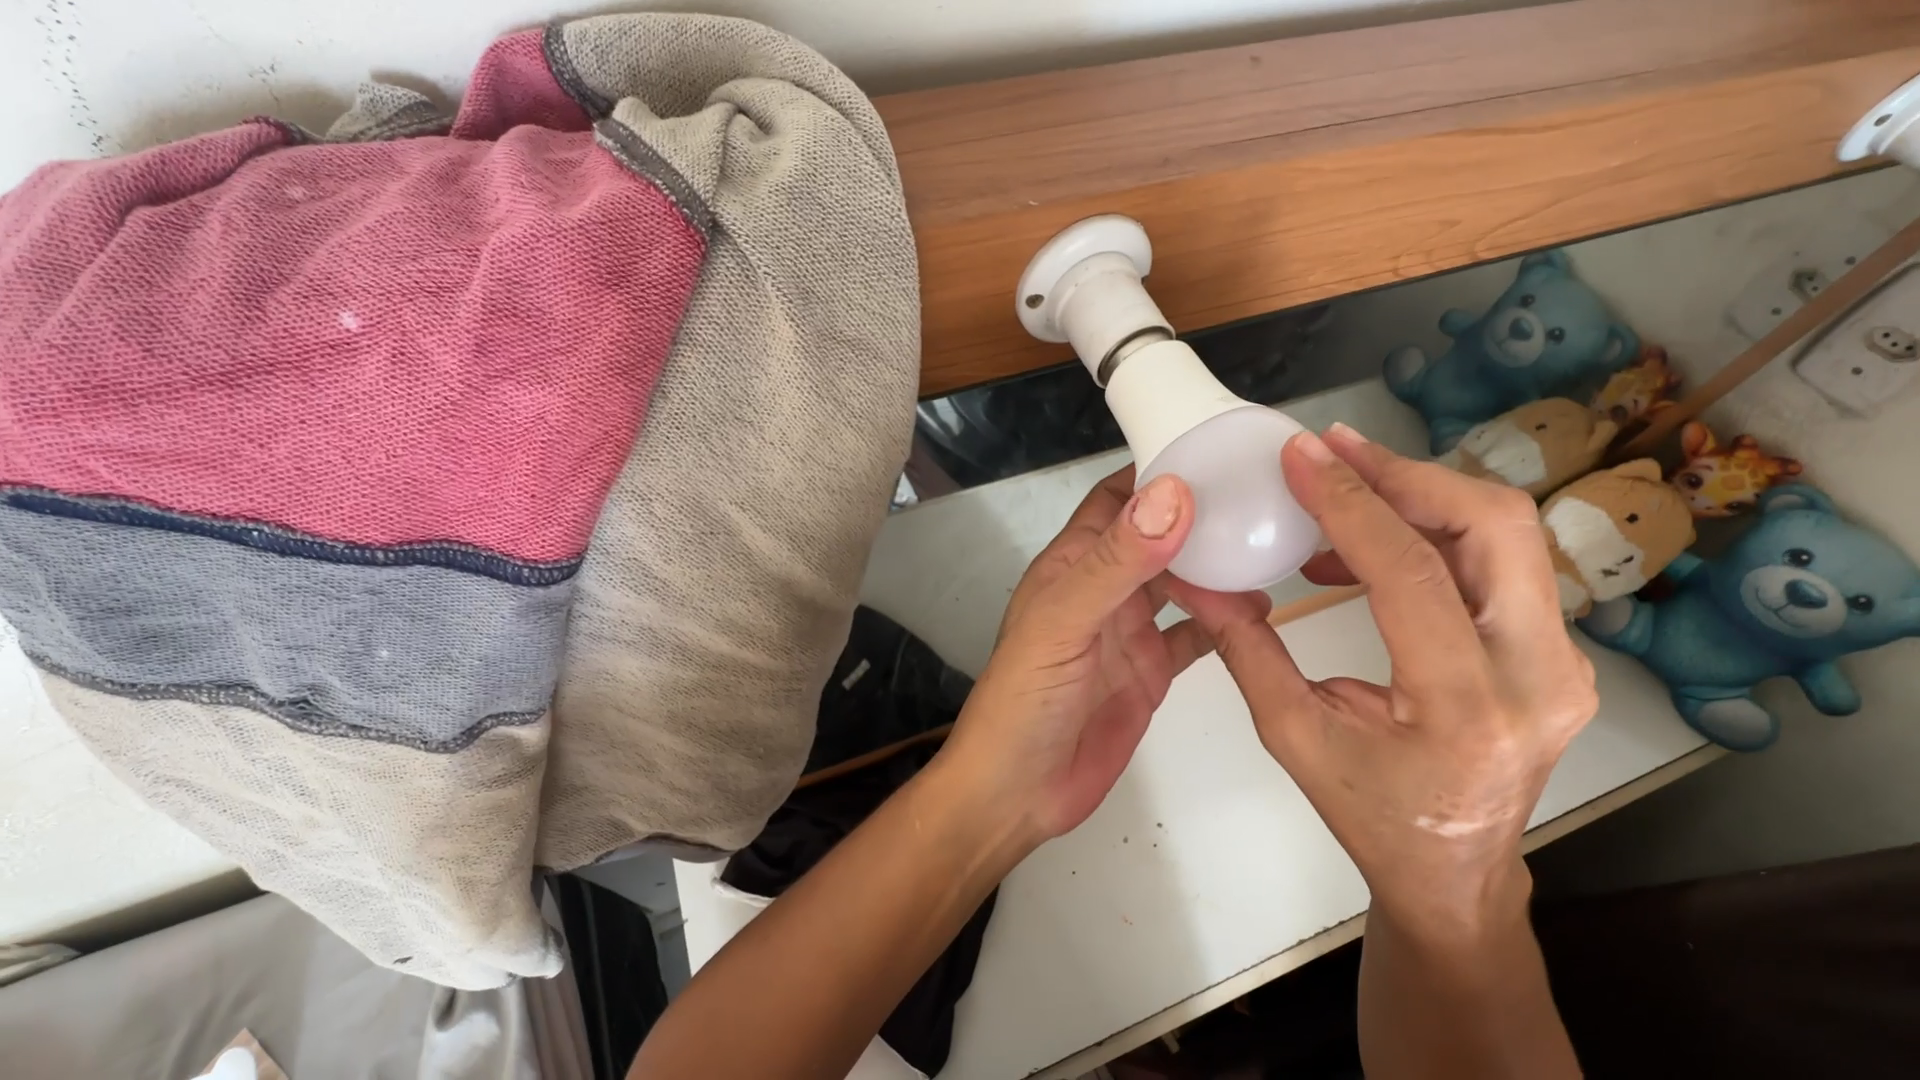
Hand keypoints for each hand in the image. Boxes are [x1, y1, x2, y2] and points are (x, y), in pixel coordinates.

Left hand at [939, 465, 1270, 843]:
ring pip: (1182, 585)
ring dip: (1218, 569)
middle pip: (1158, 538)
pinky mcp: (1150, 672)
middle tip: (1263, 498)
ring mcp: (1129, 631)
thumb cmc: (1026, 699)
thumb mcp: (1066, 622)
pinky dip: (1224, 622)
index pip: (1117, 500)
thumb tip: (1173, 493)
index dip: (1156, 472)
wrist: (1020, 792)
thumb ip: (1118, 563)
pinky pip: (1195, 636)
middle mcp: (1103, 590)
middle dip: (1201, 518)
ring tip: (1270, 551)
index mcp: (1074, 565)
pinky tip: (1260, 612)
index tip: (1215, 447)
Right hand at [1173, 425, 1598, 937]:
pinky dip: (1434, 533)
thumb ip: (1247, 651)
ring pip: (1507, 534)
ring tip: (1343, 484)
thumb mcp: (1293, 737)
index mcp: (1467, 706)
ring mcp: (1562, 659)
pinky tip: (1368, 544)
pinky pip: (1499, 564)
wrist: (1456, 872)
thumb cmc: (1370, 815)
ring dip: (1423, 495)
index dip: (1351, 503)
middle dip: (1407, 474)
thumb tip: (1200, 581)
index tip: (1301, 456)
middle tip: (1334, 451)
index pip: (1413, 573)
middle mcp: (1538, 673)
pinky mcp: (1557, 650)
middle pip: (1494, 527)